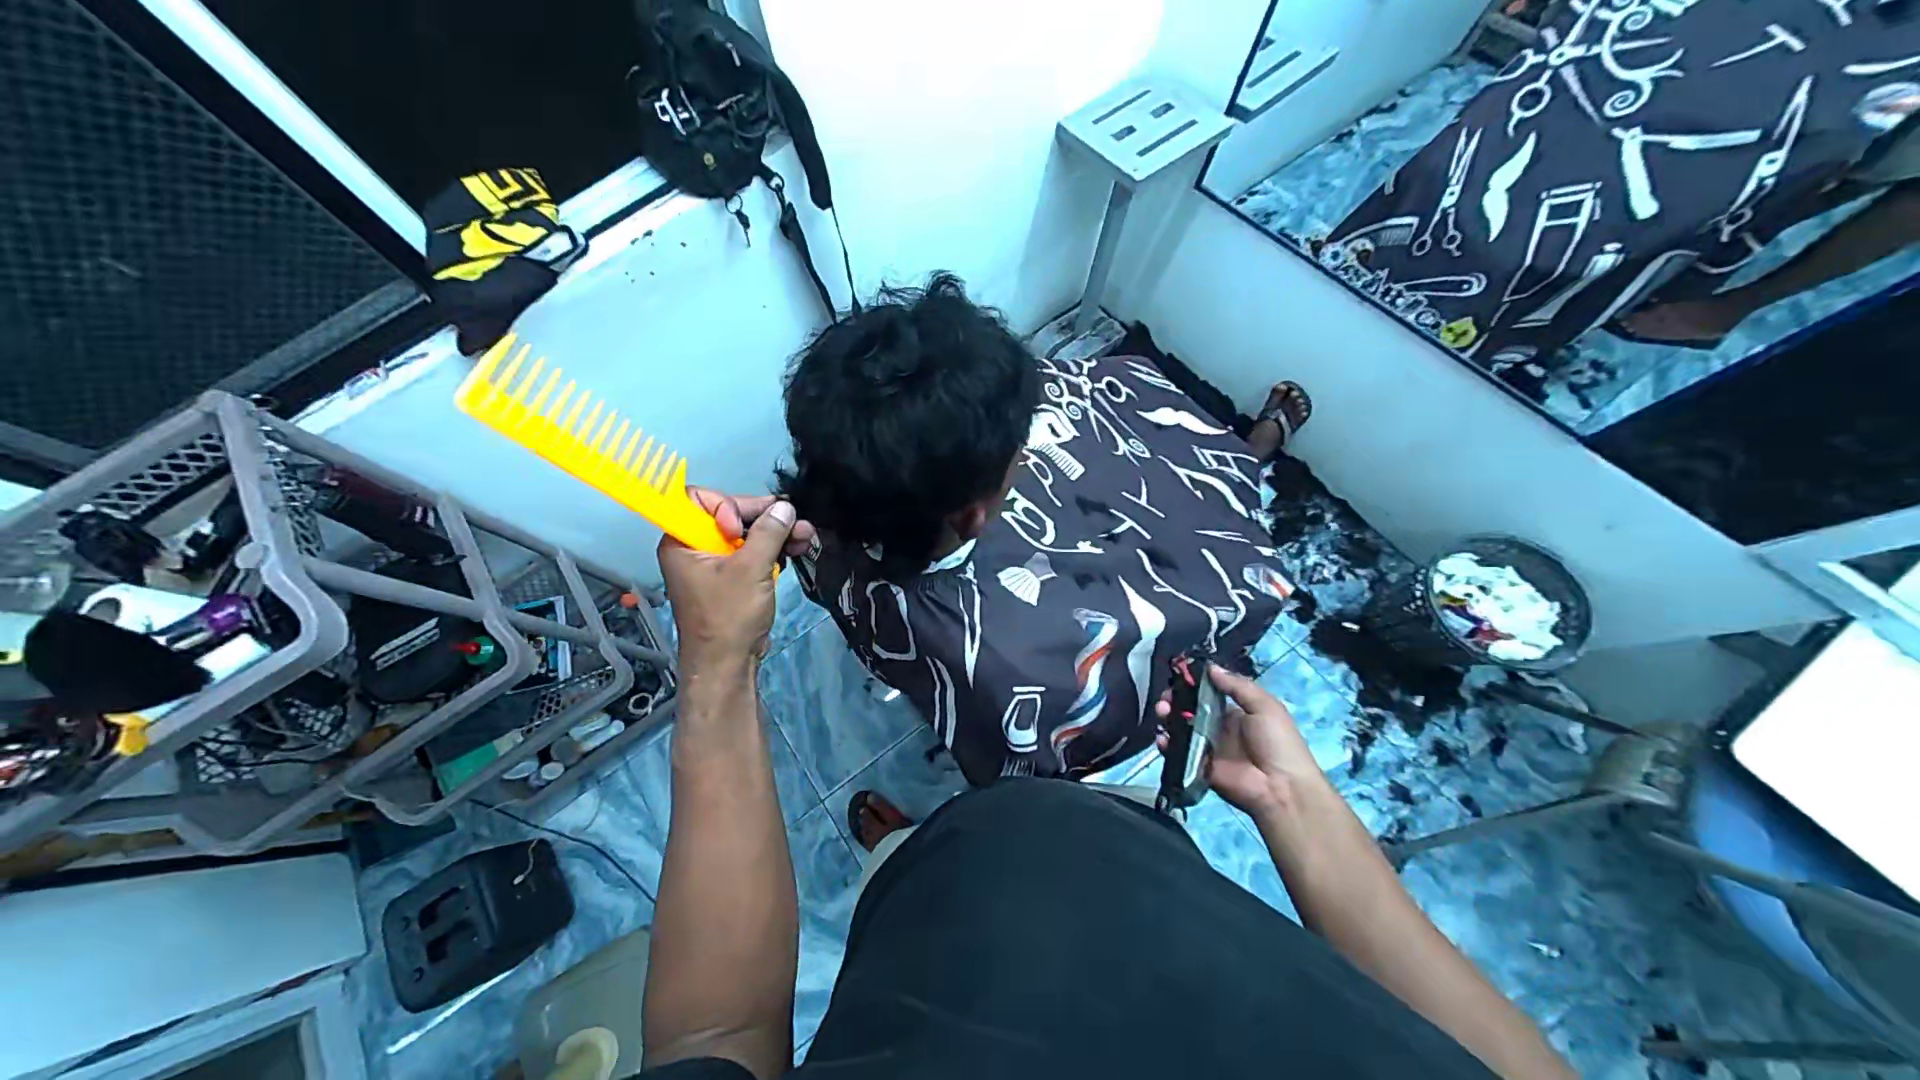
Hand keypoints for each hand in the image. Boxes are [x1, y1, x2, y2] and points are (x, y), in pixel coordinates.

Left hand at [659, 490, 814, 681]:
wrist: (727, 664)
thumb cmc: (729, 616)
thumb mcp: (751, 569)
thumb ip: (768, 533)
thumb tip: (784, 507)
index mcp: (682, 542)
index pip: (699, 500)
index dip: (728, 506)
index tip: (745, 527)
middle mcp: (694, 547)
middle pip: (730, 514)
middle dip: (764, 518)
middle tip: (794, 520)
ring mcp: (714, 564)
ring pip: (746, 534)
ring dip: (776, 533)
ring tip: (806, 534)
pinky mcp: (732, 578)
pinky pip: (752, 553)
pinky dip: (774, 549)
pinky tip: (798, 546)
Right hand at [1156, 666, 1327, 819]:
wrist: (1281, 788)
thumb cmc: (1277, 742)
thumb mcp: (1265, 706)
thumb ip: (1237, 686)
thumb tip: (1210, 668)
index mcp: (1235, 713)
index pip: (1207, 694)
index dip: (1192, 685)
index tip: (1178, 676)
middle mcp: (1218, 728)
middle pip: (1189, 710)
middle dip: (1174, 700)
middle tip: (1166, 697)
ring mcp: (1206, 748)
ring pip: (1179, 728)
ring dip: (1167, 717)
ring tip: (1162, 711)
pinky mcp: (1198, 765)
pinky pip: (1177, 752)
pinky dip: (1166, 744)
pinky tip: (1164, 737)